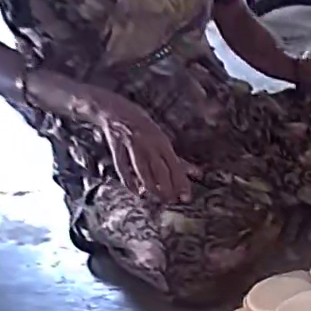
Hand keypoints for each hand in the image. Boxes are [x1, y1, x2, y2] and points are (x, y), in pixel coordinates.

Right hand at [79, 87, 194, 202]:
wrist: (113, 109)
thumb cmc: (144, 127)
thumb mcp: (163, 140)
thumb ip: (177, 160)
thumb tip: (197, 174)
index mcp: (161, 141)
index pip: (174, 166)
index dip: (181, 183)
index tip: (186, 197)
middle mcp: (147, 144)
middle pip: (159, 171)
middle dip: (167, 189)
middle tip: (172, 200)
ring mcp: (130, 146)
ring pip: (142, 172)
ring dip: (151, 188)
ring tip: (158, 198)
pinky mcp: (116, 148)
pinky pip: (122, 168)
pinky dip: (129, 182)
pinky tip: (137, 192)